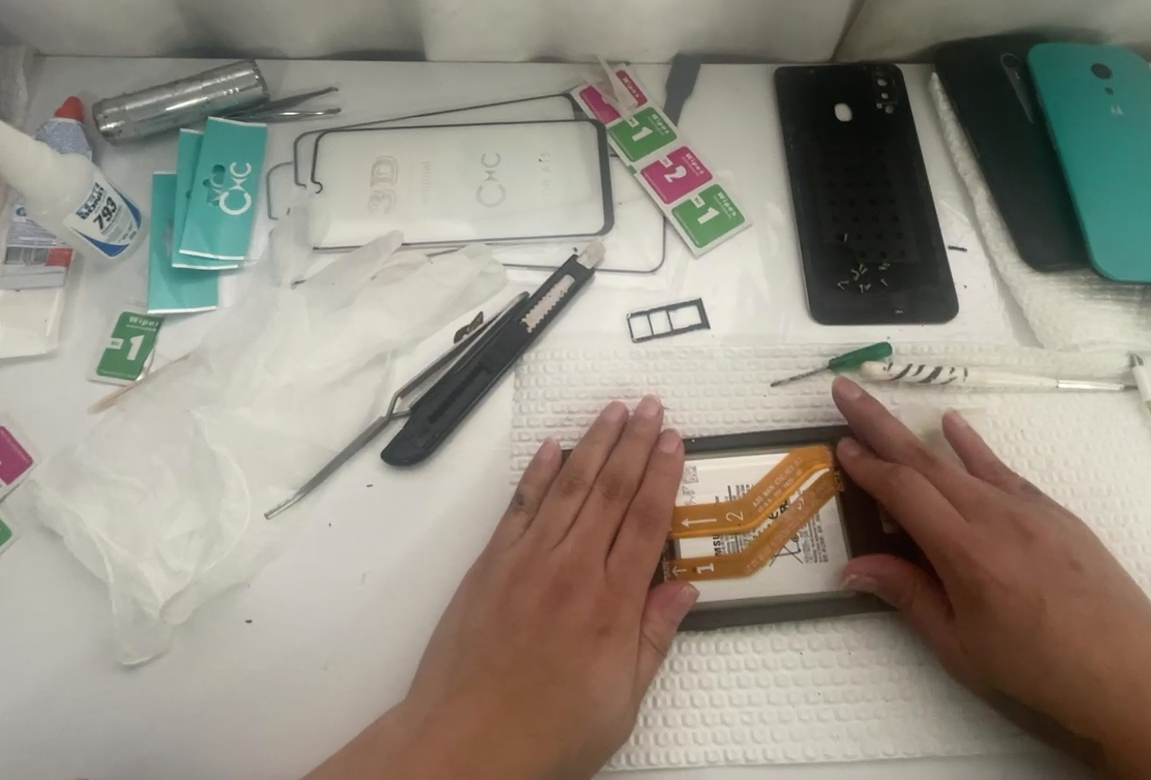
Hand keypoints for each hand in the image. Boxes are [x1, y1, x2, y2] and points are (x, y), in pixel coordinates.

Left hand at [308, 396, 694, 779]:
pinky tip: (553, 447)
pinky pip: (520, 504)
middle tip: (650, 406)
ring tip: (612, 410)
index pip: (646, 520)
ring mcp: (529, 558)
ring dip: (594, 443)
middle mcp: (572, 567)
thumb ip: (654, 637)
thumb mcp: (622, 701)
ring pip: (569, 485)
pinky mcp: (494, 561)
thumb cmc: (548, 731)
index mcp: (611, 602)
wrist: (466, 742)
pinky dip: (538, 472)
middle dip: (634, 442)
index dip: (662, 474)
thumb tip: (684, 589)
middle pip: (611, 489)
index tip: (673, 440)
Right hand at [830, 377, 1150, 779]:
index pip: (902, 492)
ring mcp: (1028, 510)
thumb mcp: (962, 649)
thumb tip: (853, 568)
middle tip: (843, 389)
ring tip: (879, 405)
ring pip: (957, 461)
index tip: (839, 446)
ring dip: (912, 430)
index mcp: (967, 555)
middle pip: (922, 460)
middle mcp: (994, 518)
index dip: (866, 467)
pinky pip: (1002, 470)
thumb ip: (907, 597)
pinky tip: (951, 425)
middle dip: (876, 423)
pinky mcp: (1055, 513)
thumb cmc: (1044, 678)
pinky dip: (972, 446)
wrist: (1142, 686)